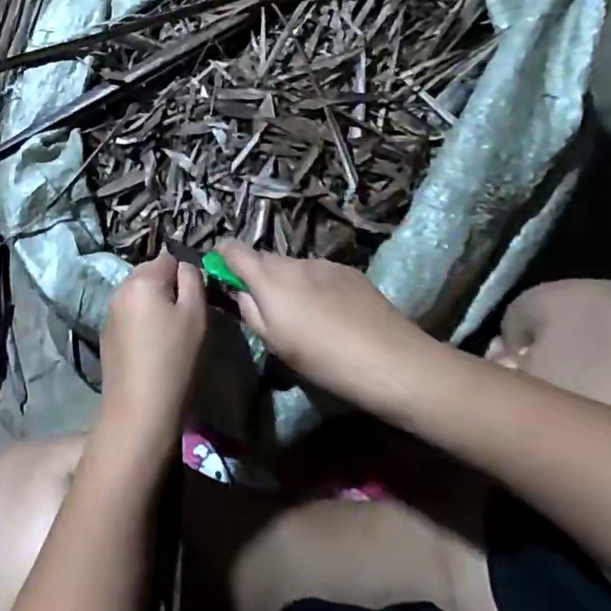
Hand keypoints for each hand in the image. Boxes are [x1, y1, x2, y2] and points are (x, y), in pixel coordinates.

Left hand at [98, 252, 207, 444]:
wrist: (140, 409)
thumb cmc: (174, 359)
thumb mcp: (196, 314)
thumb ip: (192, 280)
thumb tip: (184, 266)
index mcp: (141, 279)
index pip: (169, 258)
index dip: (186, 275)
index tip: (197, 300)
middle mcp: (119, 289)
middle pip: (151, 273)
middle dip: (169, 287)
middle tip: (187, 317)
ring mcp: (110, 312)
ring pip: (140, 294)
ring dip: (156, 304)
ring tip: (171, 333)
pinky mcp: (107, 333)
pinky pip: (130, 314)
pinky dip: (143, 321)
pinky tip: (153, 346)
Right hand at [217, 241, 451, 409]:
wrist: (390, 360)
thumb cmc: (323, 358)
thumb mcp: (274, 343)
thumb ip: (250, 312)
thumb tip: (243, 294)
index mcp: (269, 279)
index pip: (233, 249)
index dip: (221, 256)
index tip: (220, 271)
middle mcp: (294, 262)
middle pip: (264, 259)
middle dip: (258, 275)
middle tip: (266, 306)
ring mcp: (324, 264)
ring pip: (293, 267)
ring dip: (288, 282)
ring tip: (304, 314)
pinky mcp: (350, 271)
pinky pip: (319, 273)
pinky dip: (314, 286)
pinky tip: (331, 313)